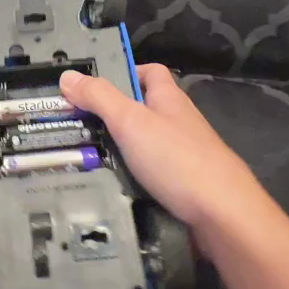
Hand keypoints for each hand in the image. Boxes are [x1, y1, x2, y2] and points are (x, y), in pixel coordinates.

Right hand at [58, 65, 262, 229]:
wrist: (222, 216)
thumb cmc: (177, 158)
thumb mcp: (131, 121)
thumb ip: (99, 98)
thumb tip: (67, 76)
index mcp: (169, 99)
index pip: (149, 72)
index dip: (124, 72)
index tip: (92, 85)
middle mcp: (177, 124)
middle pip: (140, 111)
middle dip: (109, 118)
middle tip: (72, 127)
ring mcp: (180, 158)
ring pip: (140, 148)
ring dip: (114, 153)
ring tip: (77, 160)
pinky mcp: (179, 189)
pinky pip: (145, 178)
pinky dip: (126, 182)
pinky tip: (103, 189)